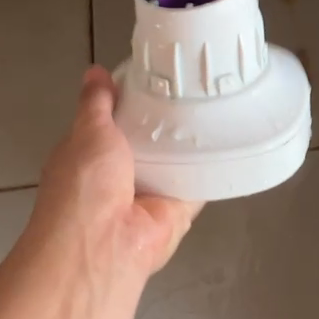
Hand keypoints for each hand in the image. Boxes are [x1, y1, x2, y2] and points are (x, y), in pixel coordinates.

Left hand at [27, 67, 202, 286]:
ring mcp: (149, 194)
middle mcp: (119, 176)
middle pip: (148, 141)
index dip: (131, 100)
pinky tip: (234, 139)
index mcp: (90, 157)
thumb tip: (95, 72)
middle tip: (196, 85)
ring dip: (191, 142)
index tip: (156, 76)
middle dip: (167, 120)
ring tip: (220, 102)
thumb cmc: (85, 186)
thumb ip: (96, 104)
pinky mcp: (179, 208)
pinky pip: (199, 182)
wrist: (105, 246)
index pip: (113, 122)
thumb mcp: (87, 133)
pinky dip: (214, 167)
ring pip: (175, 161)